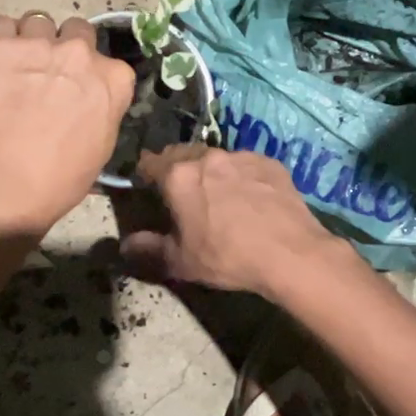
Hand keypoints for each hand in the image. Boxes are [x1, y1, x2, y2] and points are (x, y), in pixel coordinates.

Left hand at [0, 12, 134, 231]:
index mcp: (114, 80)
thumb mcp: (101, 149)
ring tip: (16, 66)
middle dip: (64, 47)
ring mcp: (39, 45)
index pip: (110, 62)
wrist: (4, 183)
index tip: (77, 91)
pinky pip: (0, 24)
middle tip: (47, 73)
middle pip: (77, 30)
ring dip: (30, 40)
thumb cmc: (58, 181)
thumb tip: (89, 104)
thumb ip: (102, 111)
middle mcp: (81, 53)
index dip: (90, 75)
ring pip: (38, 22)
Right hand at [122, 144, 356, 298]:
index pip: (150, 163)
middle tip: (183, 194)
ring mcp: (241, 156)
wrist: (289, 253)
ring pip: (216, 158)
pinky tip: (250, 198)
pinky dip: (241, 176)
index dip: (145, 174)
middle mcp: (207, 157)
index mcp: (178, 177)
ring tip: (220, 196)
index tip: (147, 187)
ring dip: (211, 171)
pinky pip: (246, 164)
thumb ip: (149, 248)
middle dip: (177, 168)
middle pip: (183, 154)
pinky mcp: (269, 162)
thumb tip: (125, 244)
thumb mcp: (180, 261)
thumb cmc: (226, 257)